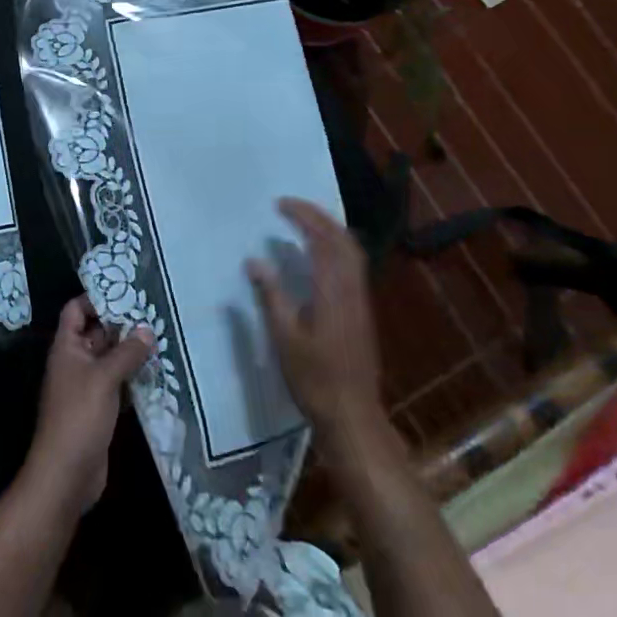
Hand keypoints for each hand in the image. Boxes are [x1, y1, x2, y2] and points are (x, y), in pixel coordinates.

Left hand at [27, 296, 153, 512]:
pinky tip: (159, 367)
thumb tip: (147, 329)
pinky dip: (135, 373)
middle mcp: (75, 363)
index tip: (129, 291)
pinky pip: (118, 380)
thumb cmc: (79, 418)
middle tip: (156, 310)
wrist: (66, 476)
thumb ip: (127, 352)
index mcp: (67, 349)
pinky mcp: (101, 406)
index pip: (76, 310)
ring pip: (111, 356)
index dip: (97, 298)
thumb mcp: (105, 378)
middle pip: (98, 331)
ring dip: (132, 348)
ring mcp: (88, 386)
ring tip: (163, 334)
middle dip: (123, 321)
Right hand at [247, 198, 387, 444]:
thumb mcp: (284, 338)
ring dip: (331, 228)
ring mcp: (361, 296)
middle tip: (291, 205)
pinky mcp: (363, 308)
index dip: (303, 216)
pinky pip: (355, 262)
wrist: (352, 412)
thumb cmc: (313, 378)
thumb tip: (254, 260)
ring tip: (306, 221)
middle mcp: (351, 286)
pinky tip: (323, 253)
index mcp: (331, 290)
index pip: (320, 239)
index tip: (280, 204)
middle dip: (318, 215)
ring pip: (352, 248)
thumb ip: (271, 296)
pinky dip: (338, 245)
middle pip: (341, 237)